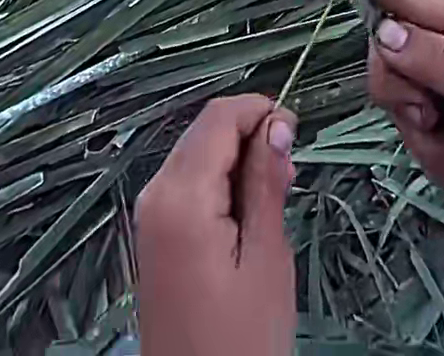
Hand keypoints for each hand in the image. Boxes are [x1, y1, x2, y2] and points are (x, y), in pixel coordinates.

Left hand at [135, 94, 297, 355]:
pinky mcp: (155, 226)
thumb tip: (277, 125)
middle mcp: (156, 192)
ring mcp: (150, 209)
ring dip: (238, 156)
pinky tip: (248, 208)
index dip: (259, 111)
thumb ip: (266, 182)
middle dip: (250, 134)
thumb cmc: (238, 341)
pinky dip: (221, 178)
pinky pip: (190, 177)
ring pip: (199, 150)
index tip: (292, 128)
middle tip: (288, 166)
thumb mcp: (265, 257)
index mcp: (181, 197)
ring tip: (275, 192)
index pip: (219, 117)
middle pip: (206, 129)